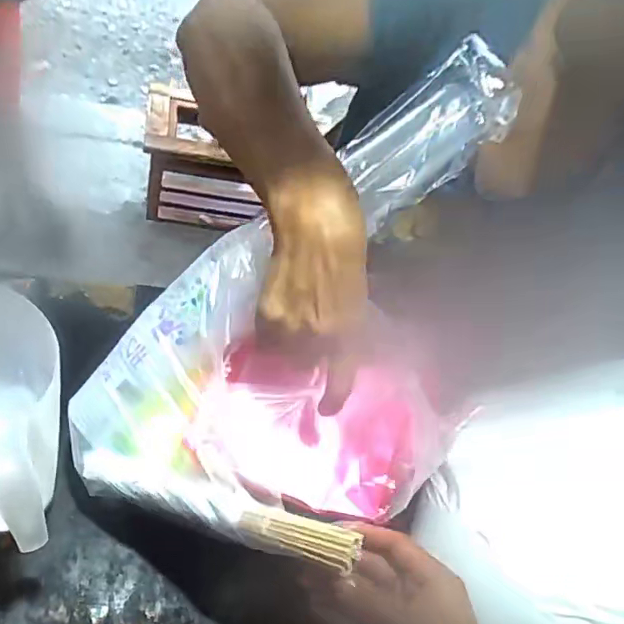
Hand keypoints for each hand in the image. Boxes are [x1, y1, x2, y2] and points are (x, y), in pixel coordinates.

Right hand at [261, 168, 368, 413]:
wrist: (313, 214)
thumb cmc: (346, 242)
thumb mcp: (356, 289)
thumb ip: (345, 319)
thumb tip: (336, 339)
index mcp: (349, 329)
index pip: (341, 376)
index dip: (334, 397)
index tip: (326, 410)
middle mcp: (320, 336)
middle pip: (307, 366)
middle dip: (307, 358)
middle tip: (307, 337)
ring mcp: (292, 327)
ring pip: (284, 354)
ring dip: (286, 345)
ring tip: (290, 318)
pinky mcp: (268, 314)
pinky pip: (267, 338)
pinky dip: (270, 331)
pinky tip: (276, 309)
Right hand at [313, 525, 516, 623]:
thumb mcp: (401, 623)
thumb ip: (364, 598)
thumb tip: (331, 577)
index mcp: (432, 577)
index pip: (395, 544)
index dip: (364, 534)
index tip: (329, 530)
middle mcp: (418, 590)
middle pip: (377, 566)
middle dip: (342, 561)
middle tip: (306, 558)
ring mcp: (405, 615)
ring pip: (366, 591)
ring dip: (337, 584)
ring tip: (304, 580)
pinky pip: (364, 615)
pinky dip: (342, 608)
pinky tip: (317, 604)